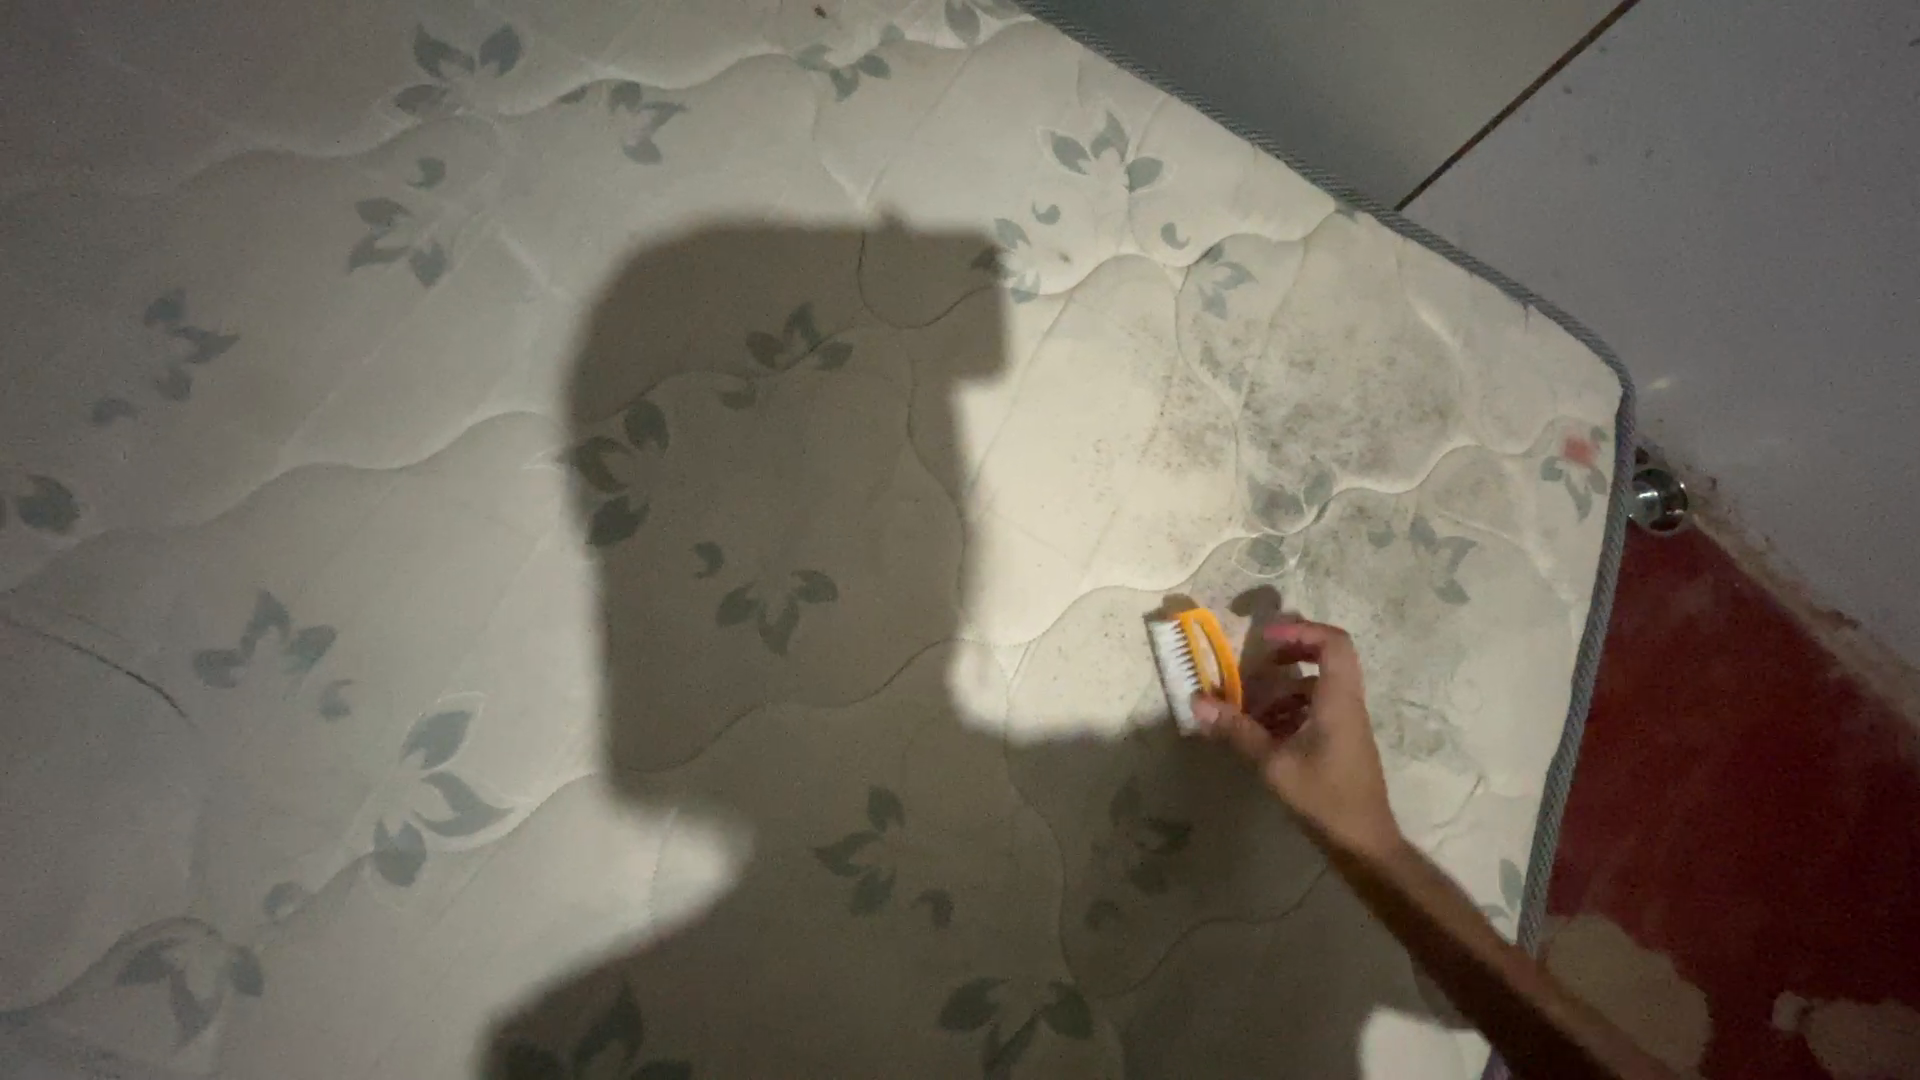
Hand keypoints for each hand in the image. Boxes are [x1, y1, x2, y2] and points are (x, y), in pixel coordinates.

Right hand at [1191, 619, 1403, 857]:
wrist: (1364, 845)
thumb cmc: (1324, 799)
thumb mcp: (1273, 764)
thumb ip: (1236, 730)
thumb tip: (1197, 702)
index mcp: (1338, 701)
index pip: (1333, 643)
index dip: (1300, 629)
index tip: (1265, 637)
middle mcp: (1346, 705)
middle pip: (1327, 657)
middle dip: (1289, 654)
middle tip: (1256, 664)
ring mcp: (1346, 724)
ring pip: (1316, 687)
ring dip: (1281, 689)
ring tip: (1249, 708)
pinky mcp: (1341, 742)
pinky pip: (1315, 709)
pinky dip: (1288, 710)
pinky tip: (1263, 732)